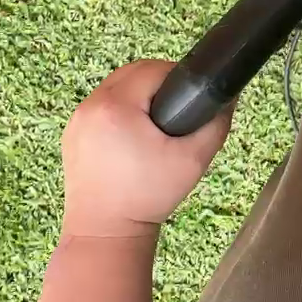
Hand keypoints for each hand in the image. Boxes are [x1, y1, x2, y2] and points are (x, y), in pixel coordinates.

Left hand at [60, 60, 232, 238]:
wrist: (107, 231)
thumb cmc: (150, 194)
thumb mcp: (195, 159)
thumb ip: (217, 122)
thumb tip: (229, 97)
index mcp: (116, 107)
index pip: (152, 69)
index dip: (177, 77)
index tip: (191, 98)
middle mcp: (90, 107)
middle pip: (131, 72)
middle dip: (158, 81)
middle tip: (179, 107)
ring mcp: (77, 121)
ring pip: (115, 87)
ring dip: (139, 93)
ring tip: (160, 119)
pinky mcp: (72, 135)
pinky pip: (102, 106)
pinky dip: (121, 109)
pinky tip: (137, 131)